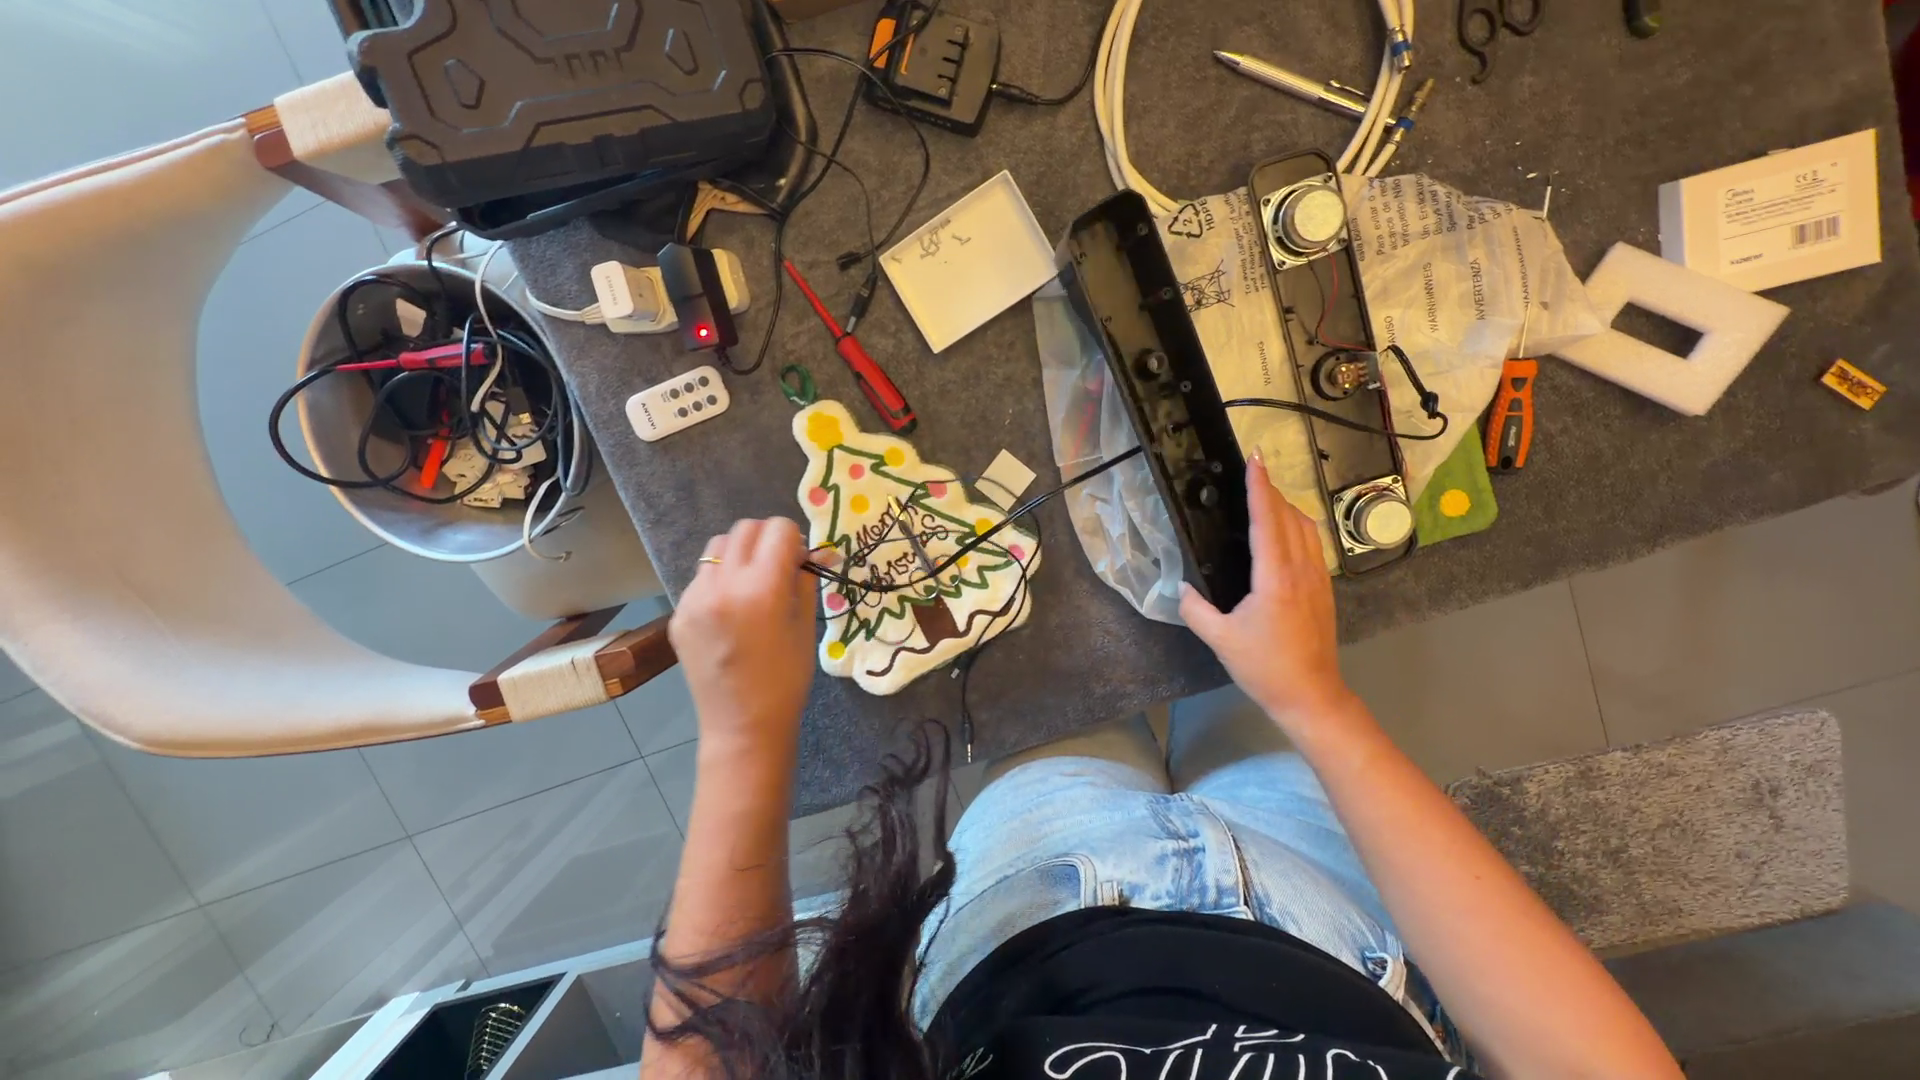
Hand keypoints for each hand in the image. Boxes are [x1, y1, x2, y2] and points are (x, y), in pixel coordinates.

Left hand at [669, 517, 815, 750]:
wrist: (743, 725)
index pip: (779, 529)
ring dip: (740, 553)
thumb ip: (806, 579)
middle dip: (767, 539)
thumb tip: (817, 551)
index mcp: (762, 589)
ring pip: (718, 547)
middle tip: (779, 566)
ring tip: (751, 583)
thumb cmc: (786, 680)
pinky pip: (701, 578)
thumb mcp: (805, 626)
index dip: (795, 539)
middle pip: (746, 529)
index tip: (800, 559)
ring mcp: (695, 599)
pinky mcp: (679, 614)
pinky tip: (731, 610)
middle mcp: (723, 585)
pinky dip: (720, 580)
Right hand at [1179, 457, 1355, 725]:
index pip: (1267, 520)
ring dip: (1287, 507)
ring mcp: (1317, 578)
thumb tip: (1182, 587)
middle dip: (1271, 490)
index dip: (1259, 487)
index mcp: (1274, 577)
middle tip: (1252, 471)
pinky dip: (1298, 526)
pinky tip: (1285, 532)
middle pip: (1289, 516)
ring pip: (1306, 528)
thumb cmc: (1264, 667)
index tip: (1254, 459)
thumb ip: (1196, 609)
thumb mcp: (1220, 640)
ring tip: (1266, 497)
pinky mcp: (1324, 589)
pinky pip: (1313, 544)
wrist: (1310, 695)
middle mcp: (1300, 570)